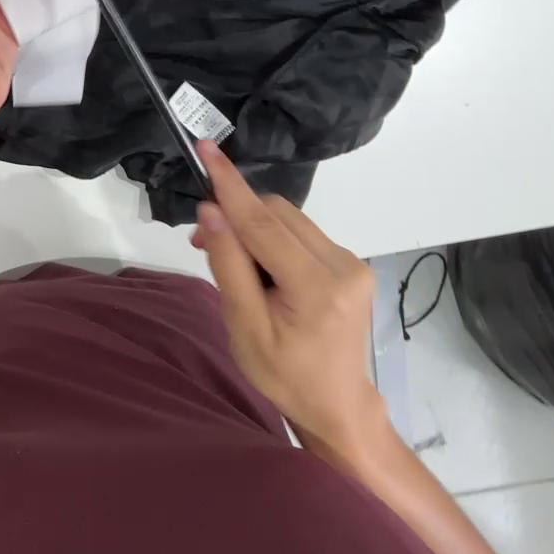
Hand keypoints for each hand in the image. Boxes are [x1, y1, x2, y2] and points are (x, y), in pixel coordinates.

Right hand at [191, 140, 388, 457]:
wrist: (336, 404)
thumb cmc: (283, 374)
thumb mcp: (244, 326)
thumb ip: (228, 265)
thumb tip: (211, 212)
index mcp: (316, 286)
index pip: (262, 222)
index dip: (229, 184)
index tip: (205, 148)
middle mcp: (342, 264)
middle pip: (276, 213)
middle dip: (235, 215)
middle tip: (201, 242)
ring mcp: (351, 262)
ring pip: (288, 218)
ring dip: (252, 226)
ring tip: (233, 263)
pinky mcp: (350, 264)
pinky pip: (300, 232)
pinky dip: (271, 237)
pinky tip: (260, 267)